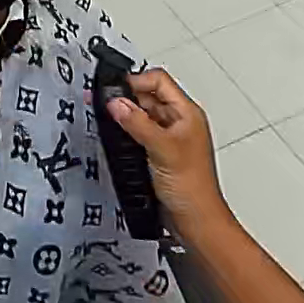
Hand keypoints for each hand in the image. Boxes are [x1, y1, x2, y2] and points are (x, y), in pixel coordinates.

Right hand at [105, 69, 228, 230]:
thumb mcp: (162, 148)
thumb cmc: (193, 188)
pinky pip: (140, 132)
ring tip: (111, 120)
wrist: (196, 220)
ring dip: (127, 116)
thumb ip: (137, 123)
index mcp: (186, 112)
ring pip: (143, 114)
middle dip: (127, 98)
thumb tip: (117, 103)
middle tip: (107, 105)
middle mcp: (178, 121)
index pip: (159, 81)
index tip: (115, 90)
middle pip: (148, 96)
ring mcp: (168, 137)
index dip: (137, 81)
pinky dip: (128, 132)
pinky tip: (118, 138)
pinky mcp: (159, 152)